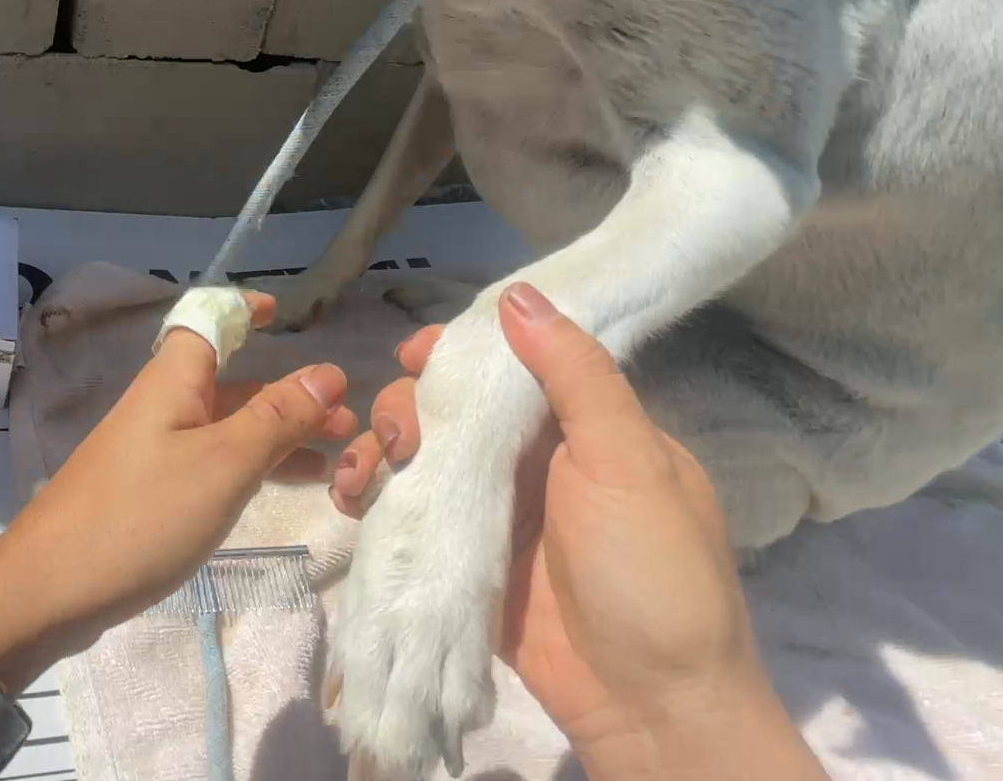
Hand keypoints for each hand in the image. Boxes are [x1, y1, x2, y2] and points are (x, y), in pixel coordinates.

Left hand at [0, 292, 359, 685]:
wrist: (54, 584)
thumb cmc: (144, 511)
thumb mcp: (223, 463)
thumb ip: (276, 417)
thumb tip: (326, 371)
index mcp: (173, 380)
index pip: (206, 320)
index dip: (241, 309)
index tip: (284, 313)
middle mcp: (162, 404)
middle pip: (229, 381)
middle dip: (288, 394)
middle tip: (347, 424)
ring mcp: (154, 448)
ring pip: (225, 426)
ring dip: (278, 435)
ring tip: (336, 460)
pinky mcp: (150, 489)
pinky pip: (210, 462)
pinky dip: (251, 467)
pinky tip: (287, 487)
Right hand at [334, 284, 823, 777]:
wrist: (646, 707)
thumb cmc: (651, 575)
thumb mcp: (627, 464)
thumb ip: (576, 377)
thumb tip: (517, 295)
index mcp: (570, 427)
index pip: (502, 366)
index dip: (454, 353)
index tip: (417, 354)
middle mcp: (520, 457)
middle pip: (443, 405)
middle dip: (405, 407)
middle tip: (400, 437)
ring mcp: (481, 504)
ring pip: (410, 450)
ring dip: (375, 447)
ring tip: (362, 475)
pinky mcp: (451, 547)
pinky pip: (398, 501)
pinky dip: (368, 491)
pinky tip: (351, 498)